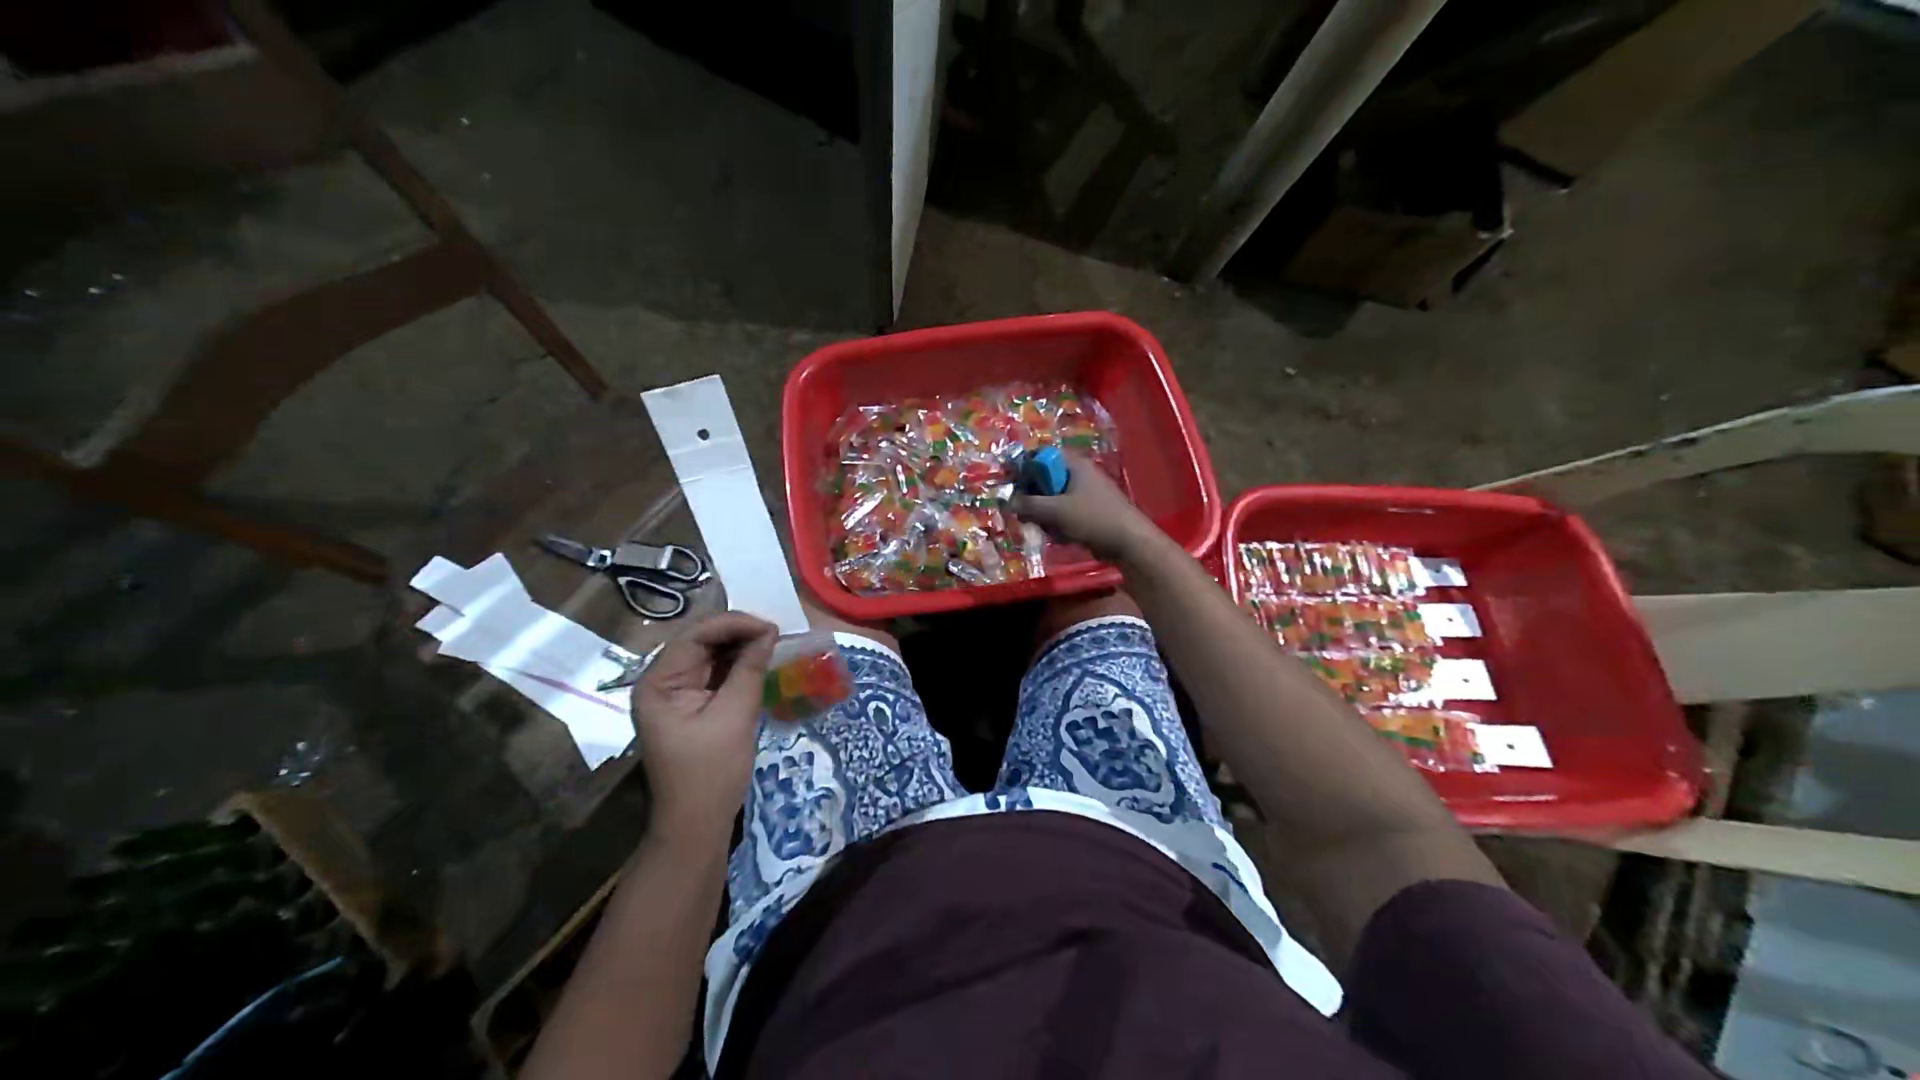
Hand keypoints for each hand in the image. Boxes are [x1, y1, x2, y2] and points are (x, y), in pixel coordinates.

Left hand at [632, 612, 778, 838]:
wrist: (696, 825)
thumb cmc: (710, 773)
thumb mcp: (734, 716)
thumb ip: (749, 670)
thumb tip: (769, 632)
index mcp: (658, 682)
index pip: (695, 635)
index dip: (734, 624)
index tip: (772, 628)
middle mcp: (661, 681)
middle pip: (701, 641)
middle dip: (739, 633)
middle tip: (776, 634)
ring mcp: (676, 694)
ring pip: (710, 655)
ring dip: (741, 647)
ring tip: (773, 644)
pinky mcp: (692, 705)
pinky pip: (715, 674)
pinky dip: (738, 666)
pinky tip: (761, 662)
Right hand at [1011, 450, 1158, 560]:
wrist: (1129, 542)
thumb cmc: (1093, 519)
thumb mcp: (1055, 511)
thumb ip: (1029, 504)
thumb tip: (1008, 501)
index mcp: (1074, 464)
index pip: (1041, 457)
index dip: (1024, 469)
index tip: (1013, 488)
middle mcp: (1079, 474)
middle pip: (1045, 480)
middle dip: (1034, 499)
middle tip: (1026, 514)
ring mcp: (1085, 493)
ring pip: (1053, 499)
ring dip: (1045, 515)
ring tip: (1046, 529)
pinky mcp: (1089, 511)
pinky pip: (1065, 512)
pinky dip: (1059, 523)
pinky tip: (1060, 536)